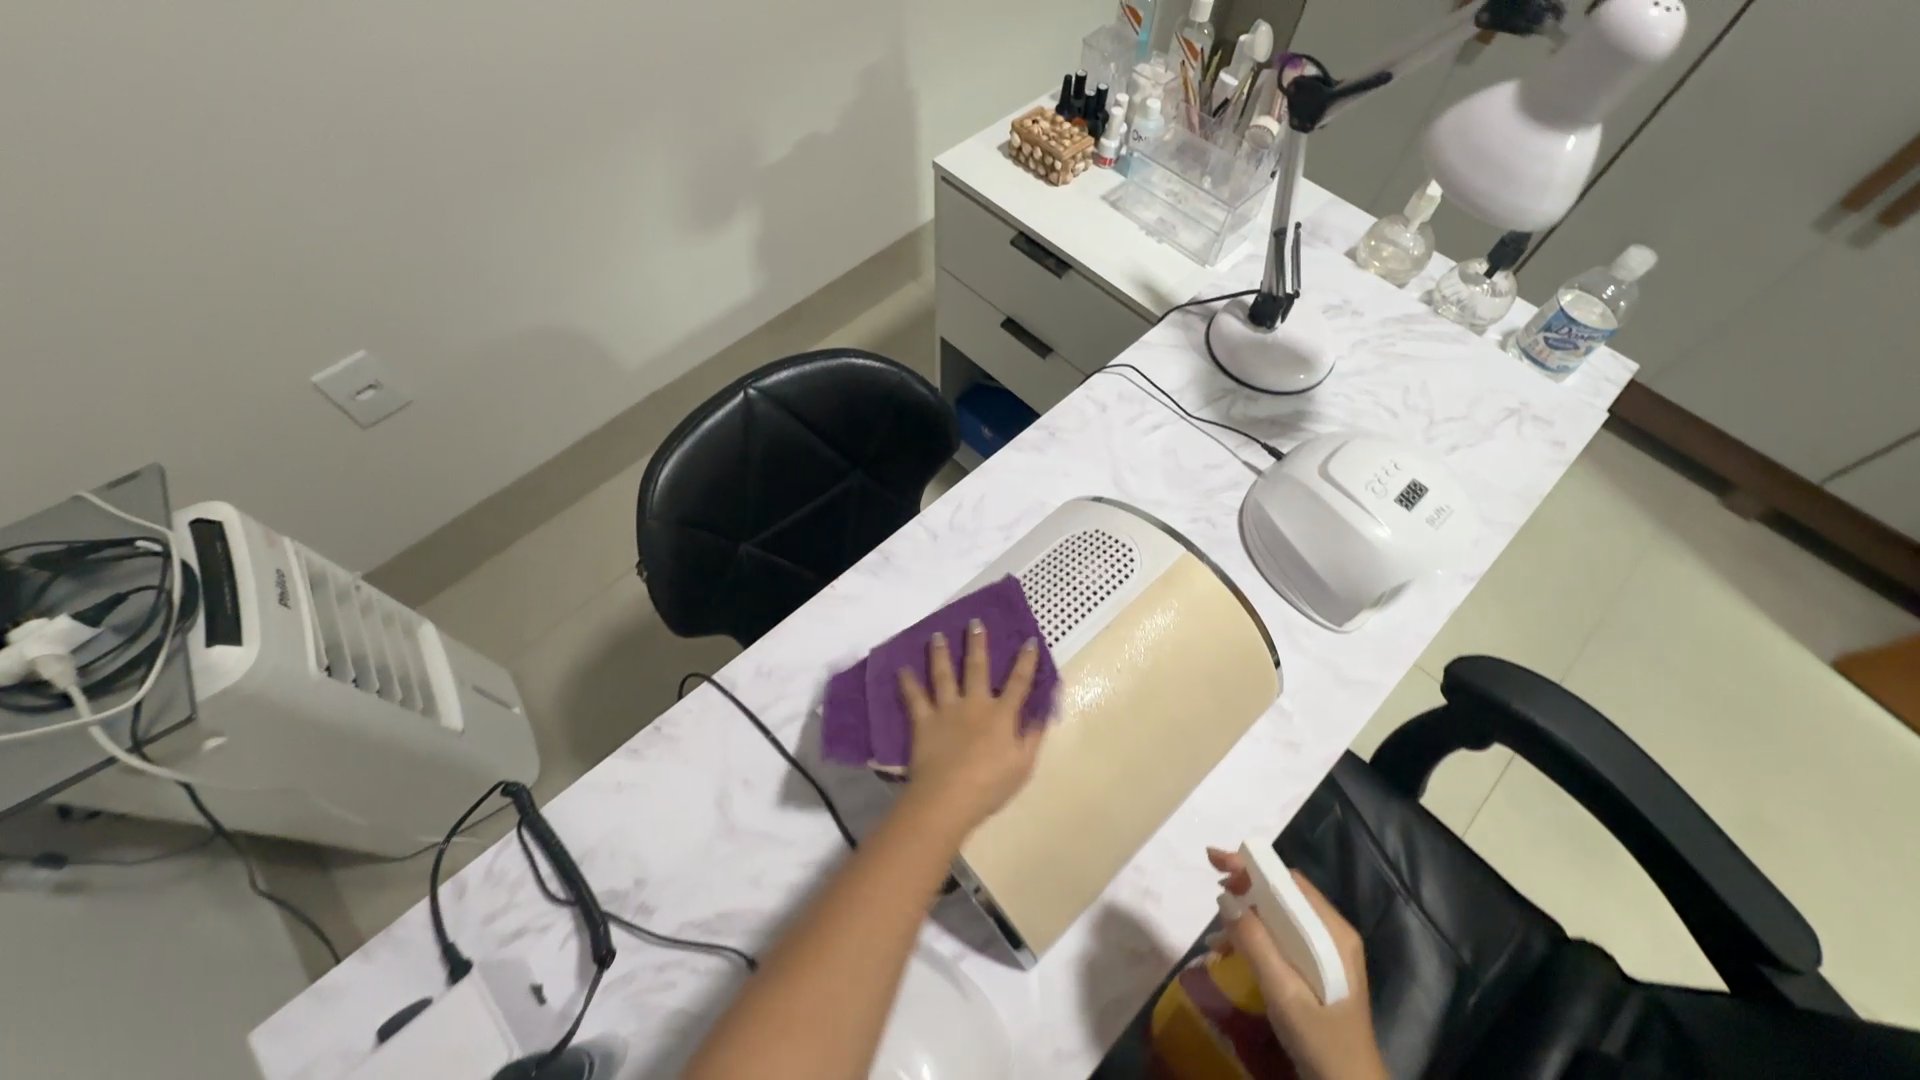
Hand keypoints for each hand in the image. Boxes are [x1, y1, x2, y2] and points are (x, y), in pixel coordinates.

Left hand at [895, 620, 1044, 835]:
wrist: (949, 797)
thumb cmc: (990, 785)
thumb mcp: (1023, 764)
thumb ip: (1033, 735)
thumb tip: (1044, 711)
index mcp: (1002, 715)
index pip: (1019, 683)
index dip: (1026, 662)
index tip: (1029, 640)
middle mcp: (974, 704)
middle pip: (977, 668)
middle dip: (978, 644)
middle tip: (974, 623)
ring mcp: (947, 710)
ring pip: (943, 675)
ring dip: (940, 654)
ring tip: (936, 636)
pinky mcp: (923, 721)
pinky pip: (914, 697)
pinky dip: (907, 682)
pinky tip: (902, 669)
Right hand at [1207, 848, 1387, 1079]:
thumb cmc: (1321, 1041)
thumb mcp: (1284, 994)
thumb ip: (1256, 944)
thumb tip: (1227, 899)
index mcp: (1332, 934)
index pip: (1289, 882)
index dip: (1252, 867)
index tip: (1216, 861)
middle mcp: (1332, 934)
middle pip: (1284, 895)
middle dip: (1245, 888)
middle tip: (1214, 894)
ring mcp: (1326, 952)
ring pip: (1280, 916)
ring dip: (1247, 917)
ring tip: (1217, 936)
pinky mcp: (1317, 969)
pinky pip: (1282, 938)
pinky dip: (1255, 938)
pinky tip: (1231, 953)